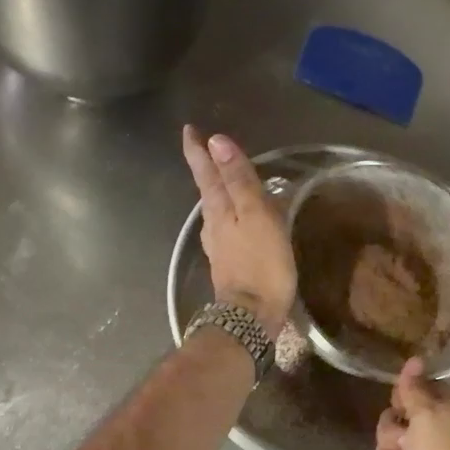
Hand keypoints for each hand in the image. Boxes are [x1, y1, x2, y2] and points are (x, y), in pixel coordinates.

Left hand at [181, 126, 295, 335]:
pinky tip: (233, 225)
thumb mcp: (255, 215)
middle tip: (204, 152)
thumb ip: (239, 179)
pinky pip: (226, 234)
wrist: (251, 317)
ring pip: (215, 213)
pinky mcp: (229, 269)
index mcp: (220, 210)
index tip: (189, 131)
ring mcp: (219, 250)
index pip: (208, 173)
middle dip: (206, 171)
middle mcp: (214, 227)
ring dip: (216, 196)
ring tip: (220, 184)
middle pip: (208, 191)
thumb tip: (216, 141)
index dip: (199, 152)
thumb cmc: (260, 265)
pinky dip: (228, 221)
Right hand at [377, 358, 449, 449]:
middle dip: (392, 436)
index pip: (416, 389)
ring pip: (392, 449)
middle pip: (395, 421)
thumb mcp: (426, 414)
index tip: (400, 409)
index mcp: (447, 406)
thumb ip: (414, 388)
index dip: (402, 400)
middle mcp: (439, 429)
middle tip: (405, 445)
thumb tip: (415, 358)